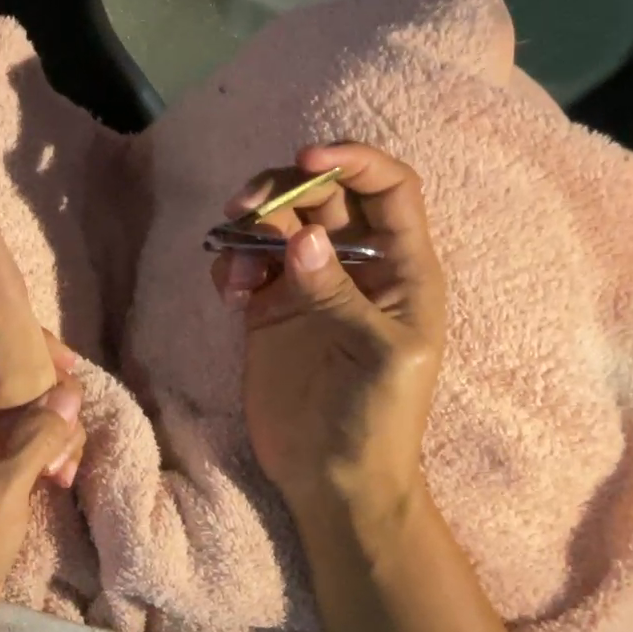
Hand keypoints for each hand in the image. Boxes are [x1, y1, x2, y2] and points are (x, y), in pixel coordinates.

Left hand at [0, 363, 83, 631]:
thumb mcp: (4, 487)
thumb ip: (38, 439)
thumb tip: (71, 392)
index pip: (11, 374)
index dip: (50, 381)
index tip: (73, 412)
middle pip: (31, 397)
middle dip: (60, 423)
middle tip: (63, 465)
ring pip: (36, 425)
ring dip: (59, 445)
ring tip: (62, 478)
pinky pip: (32, 449)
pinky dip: (51, 460)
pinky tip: (61, 479)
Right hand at [210, 143, 446, 521]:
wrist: (333, 474)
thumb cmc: (377, 418)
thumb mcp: (378, 354)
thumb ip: (339, 293)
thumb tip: (298, 237)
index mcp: (402, 267)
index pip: (387, 188)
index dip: (351, 161)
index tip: (304, 157)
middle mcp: (353, 265)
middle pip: (319, 197)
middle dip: (280, 191)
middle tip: (241, 210)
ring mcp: (306, 287)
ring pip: (275, 226)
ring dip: (247, 233)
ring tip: (236, 278)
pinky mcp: (267, 310)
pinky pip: (244, 265)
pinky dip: (230, 266)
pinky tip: (231, 296)